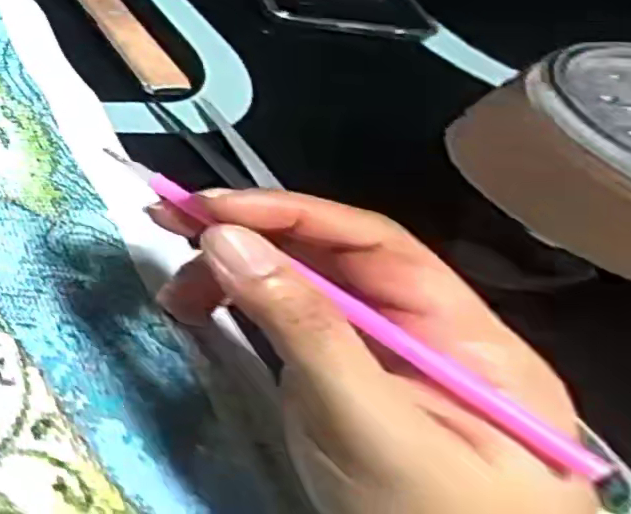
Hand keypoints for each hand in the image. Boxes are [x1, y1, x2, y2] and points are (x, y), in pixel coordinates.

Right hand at [147, 190, 592, 513]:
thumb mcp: (363, 423)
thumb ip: (300, 324)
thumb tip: (223, 234)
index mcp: (464, 338)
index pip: (370, 243)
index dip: (285, 212)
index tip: (206, 207)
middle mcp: (421, 334)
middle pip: (323, 255)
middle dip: (242, 235)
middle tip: (167, 221)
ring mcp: (375, 357)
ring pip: (291, 282)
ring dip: (225, 274)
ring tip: (175, 294)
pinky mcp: (334, 376)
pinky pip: (275, 317)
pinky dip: (229, 305)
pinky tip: (195, 311)